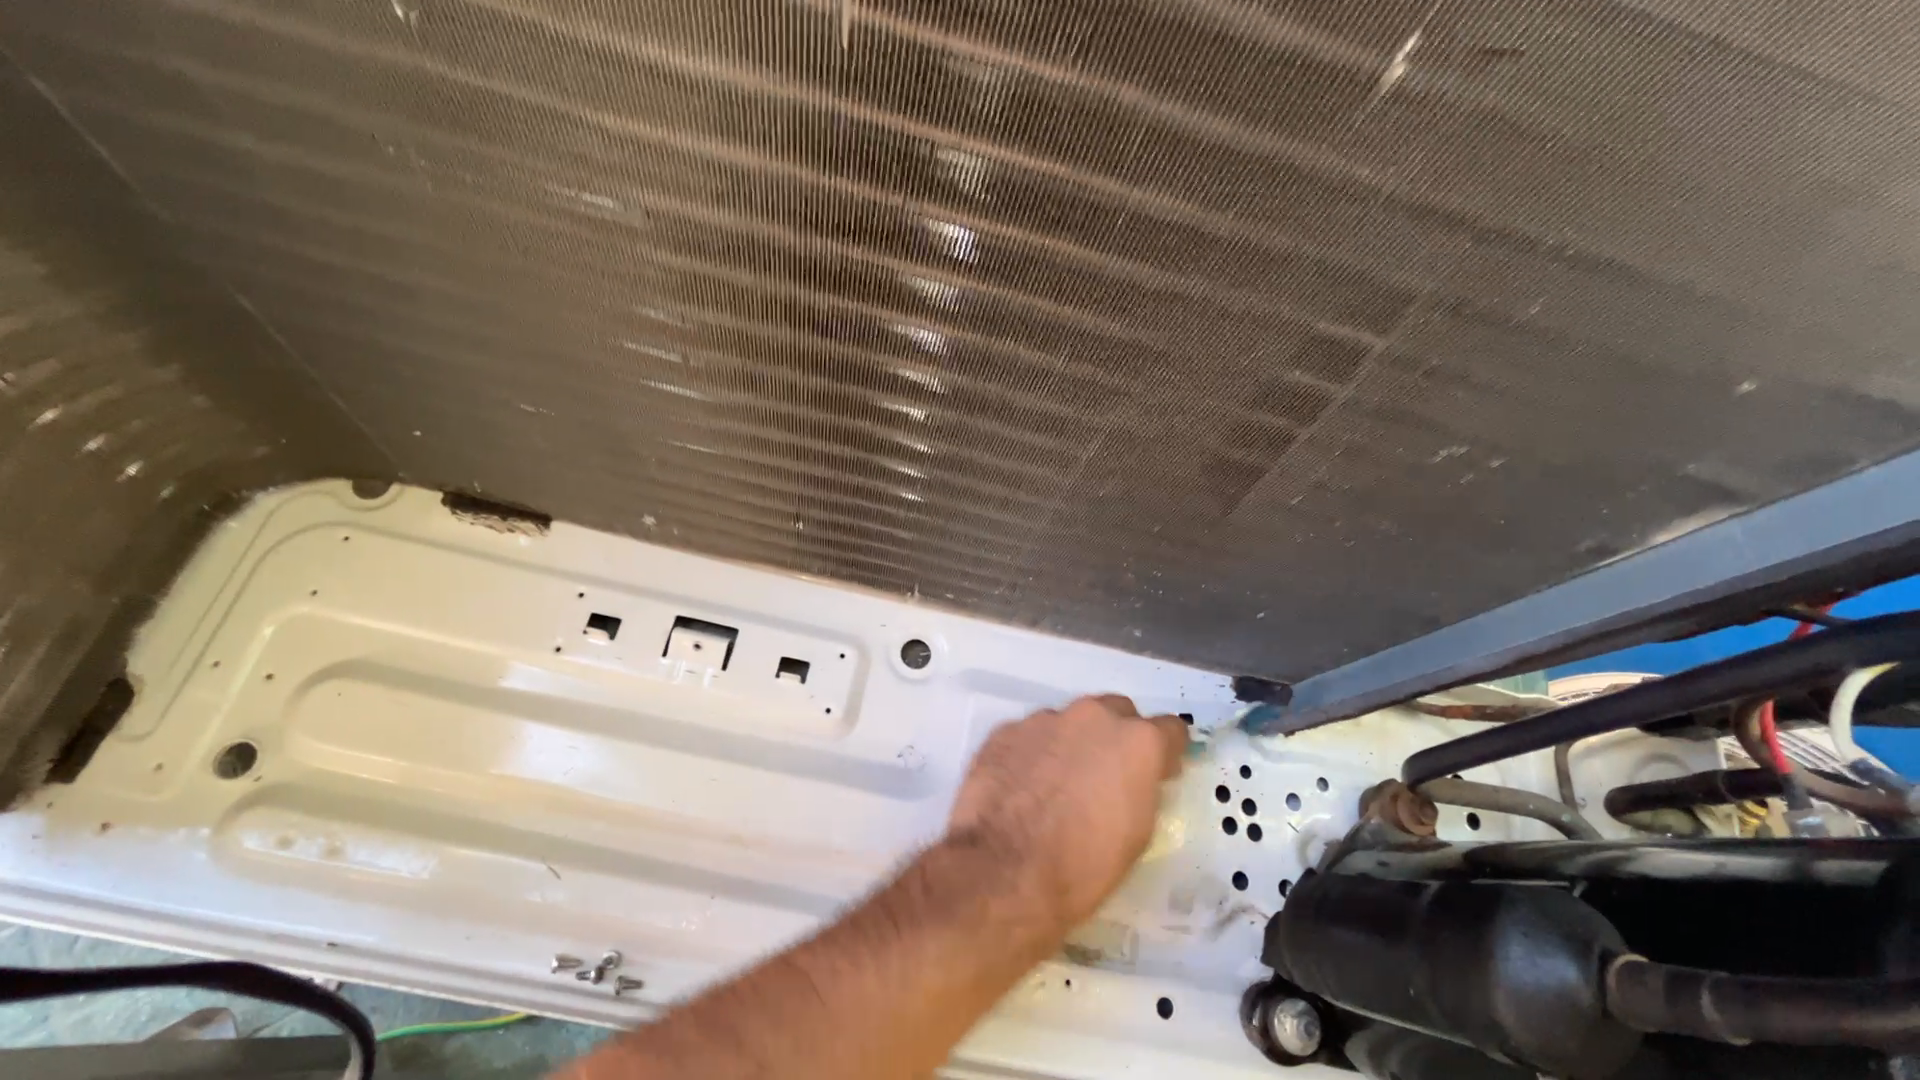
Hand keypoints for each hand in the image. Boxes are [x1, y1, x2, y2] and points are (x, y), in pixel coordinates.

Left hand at [945, 694, 1187, 935]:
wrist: (1004, 869)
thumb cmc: (1084, 863)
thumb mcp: (1137, 833)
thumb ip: (1141, 789)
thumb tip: (1134, 779)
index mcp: (1137, 742)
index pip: (1170, 729)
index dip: (1166, 753)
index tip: (1159, 772)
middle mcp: (1093, 717)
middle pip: (1117, 712)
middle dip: (1118, 738)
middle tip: (1107, 776)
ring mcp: (1045, 719)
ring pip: (1070, 722)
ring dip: (1072, 745)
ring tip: (1057, 786)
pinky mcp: (1005, 731)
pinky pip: (1030, 736)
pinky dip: (1034, 754)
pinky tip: (1023, 788)